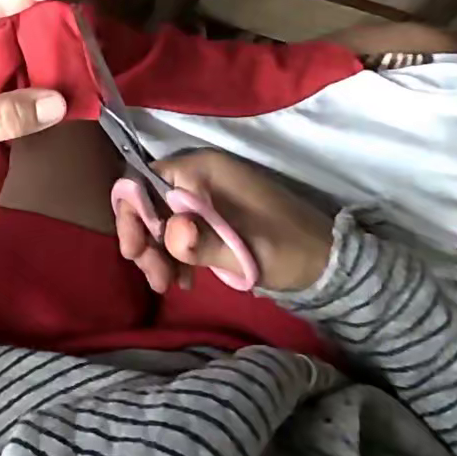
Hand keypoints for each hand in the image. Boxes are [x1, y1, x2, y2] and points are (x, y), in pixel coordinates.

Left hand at [0, 0, 72, 155]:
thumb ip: (0, 116)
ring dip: (45, 58)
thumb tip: (59, 102)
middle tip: (82, 23)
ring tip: (81, 55)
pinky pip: (18, 86)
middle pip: (6, 27)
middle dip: (42, 24)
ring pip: (16, 57)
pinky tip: (64, 85)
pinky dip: (40, 85)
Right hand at [115, 149, 333, 292]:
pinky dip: (175, 253)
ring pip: (161, 218)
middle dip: (146, 241)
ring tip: (169, 285)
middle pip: (149, 201)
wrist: (323, 261)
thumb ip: (205, 243)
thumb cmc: (288, 250)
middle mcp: (200, 174)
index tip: (136, 252)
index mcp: (206, 170)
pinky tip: (184, 280)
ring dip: (158, 252)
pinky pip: (179, 228)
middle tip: (156, 279)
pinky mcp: (211, 214)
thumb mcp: (246, 252)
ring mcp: (205, 194)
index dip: (133, 214)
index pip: (145, 179)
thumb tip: (170, 234)